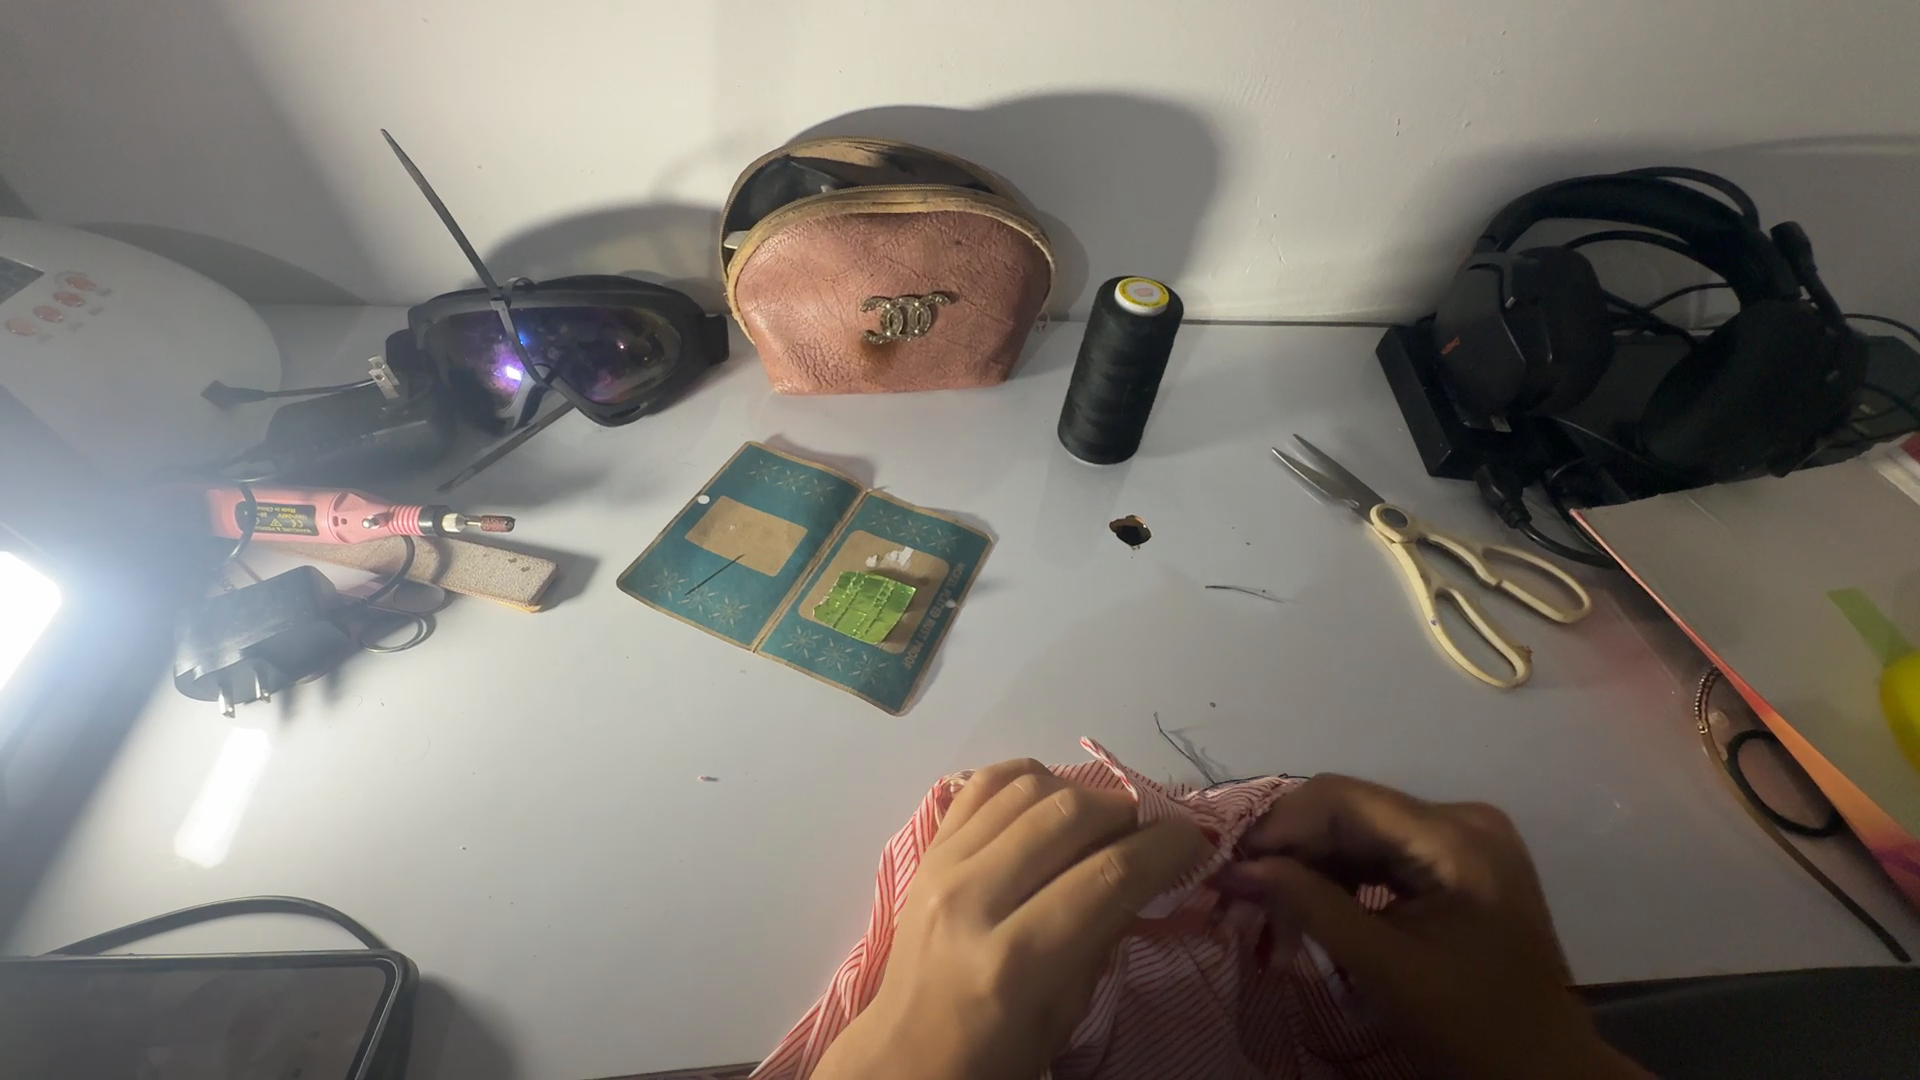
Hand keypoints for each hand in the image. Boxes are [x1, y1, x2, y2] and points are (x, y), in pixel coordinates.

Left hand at [812, 759, 1208, 1079]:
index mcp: (1013, 963)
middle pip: (1068, 816)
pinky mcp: (929, 848)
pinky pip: (984, 783)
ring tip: (1104, 816)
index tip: (1195, 838)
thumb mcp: (1066, 1013)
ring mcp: (943, 864)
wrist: (907, 1053)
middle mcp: (973, 899)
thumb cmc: (996, 1053)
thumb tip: (1150, 864)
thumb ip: (1105, 931)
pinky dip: (1027, 777)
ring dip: (1080, 790)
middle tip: (1152, 827)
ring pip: (1026, 787)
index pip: (1106, 876)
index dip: (1163, 847)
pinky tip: (1051, 794)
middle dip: (1126, 811)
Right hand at [1213, 775, 1649, 1079]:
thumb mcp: (1382, 967)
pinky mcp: (1452, 855)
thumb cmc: (1471, 1028)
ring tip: (1269, 896)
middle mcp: (1460, 818)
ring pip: (1355, 826)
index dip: (1280, 823)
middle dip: (1290, 845)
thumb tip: (1235, 868)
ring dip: (1308, 859)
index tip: (1234, 861)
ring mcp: (1459, 834)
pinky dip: (1336, 871)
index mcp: (1456, 839)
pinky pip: (1376, 845)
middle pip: (1347, 809)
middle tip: (1242, 882)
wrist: (1548, 1076)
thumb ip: (1307, 905)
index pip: (1343, 800)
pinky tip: (1310, 897)